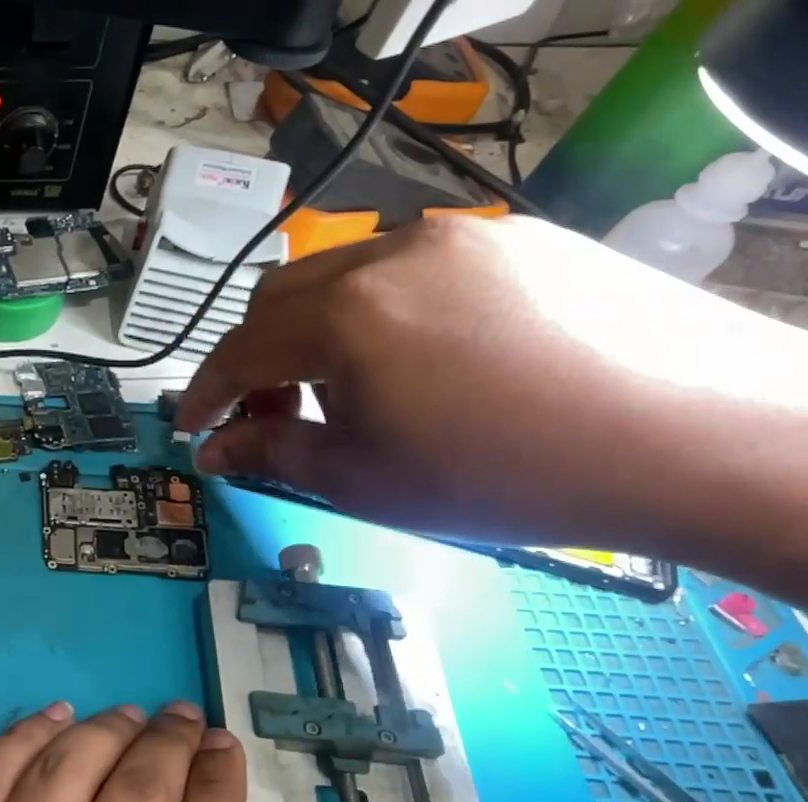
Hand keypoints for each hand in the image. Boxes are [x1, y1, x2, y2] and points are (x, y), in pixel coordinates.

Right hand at [175, 214, 807, 553]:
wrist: (695, 438)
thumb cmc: (503, 474)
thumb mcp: (363, 479)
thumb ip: (271, 453)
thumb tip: (214, 449)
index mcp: (343, 316)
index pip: (238, 349)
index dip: (203, 392)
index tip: (189, 426)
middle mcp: (389, 256)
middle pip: (279, 297)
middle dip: (255, 359)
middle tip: (270, 417)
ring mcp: (460, 239)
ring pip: (343, 274)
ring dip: (314, 330)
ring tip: (348, 389)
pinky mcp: (518, 240)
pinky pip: (413, 268)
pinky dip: (380, 311)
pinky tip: (419, 360)